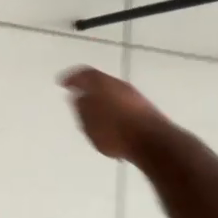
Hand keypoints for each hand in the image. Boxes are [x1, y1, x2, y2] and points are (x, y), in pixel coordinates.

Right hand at [60, 66, 182, 162]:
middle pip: (100, 83)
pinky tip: (111, 129)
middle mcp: (120, 86)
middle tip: (77, 99)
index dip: (71, 78)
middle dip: (88, 91)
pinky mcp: (146, 111)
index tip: (62, 83)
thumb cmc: (115, 131)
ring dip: (102, 103)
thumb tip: (78, 97)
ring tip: (93, 118)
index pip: (84, 73)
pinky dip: (114, 113)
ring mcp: (135, 98)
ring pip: (113, 95)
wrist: (155, 143)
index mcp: (102, 83)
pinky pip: (123, 108)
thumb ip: (80, 107)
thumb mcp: (88, 121)